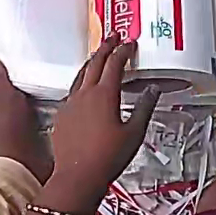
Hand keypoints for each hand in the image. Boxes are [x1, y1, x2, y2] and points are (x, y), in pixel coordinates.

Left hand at [0, 57, 52, 183]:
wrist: (24, 160)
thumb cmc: (11, 127)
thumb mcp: (4, 96)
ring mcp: (8, 124)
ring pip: (1, 107)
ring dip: (3, 98)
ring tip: (9, 88)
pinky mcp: (21, 132)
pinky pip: (17, 115)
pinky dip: (19, 109)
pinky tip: (27, 107)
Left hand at [44, 34, 159, 209]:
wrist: (77, 177)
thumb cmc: (107, 158)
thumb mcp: (134, 132)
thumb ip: (144, 107)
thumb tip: (152, 91)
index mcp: (104, 94)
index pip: (115, 63)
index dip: (123, 50)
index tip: (130, 43)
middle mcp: (85, 94)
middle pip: (95, 63)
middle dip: (106, 48)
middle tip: (113, 37)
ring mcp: (71, 103)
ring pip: (81, 74)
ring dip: (92, 62)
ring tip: (98, 56)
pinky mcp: (63, 115)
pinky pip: (72, 90)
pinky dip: (81, 81)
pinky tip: (84, 86)